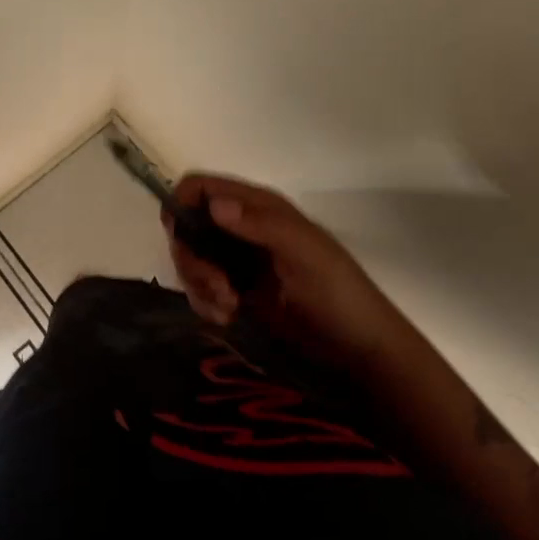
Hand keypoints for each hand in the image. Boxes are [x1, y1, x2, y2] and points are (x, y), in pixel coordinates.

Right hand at [167, 174, 405, 363]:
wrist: (358, 351)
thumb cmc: (338, 294)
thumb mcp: (306, 253)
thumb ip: (262, 225)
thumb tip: (214, 205)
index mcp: (258, 208)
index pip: (201, 188)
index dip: (182, 204)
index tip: (180, 236)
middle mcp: (241, 229)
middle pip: (187, 228)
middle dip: (192, 259)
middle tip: (217, 287)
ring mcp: (236, 263)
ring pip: (190, 261)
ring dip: (200, 285)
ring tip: (228, 308)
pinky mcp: (234, 294)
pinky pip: (200, 291)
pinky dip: (205, 304)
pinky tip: (228, 319)